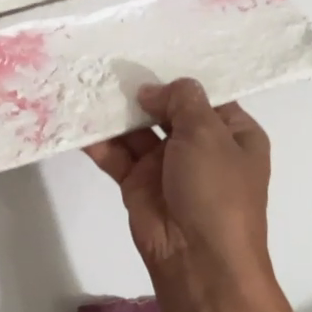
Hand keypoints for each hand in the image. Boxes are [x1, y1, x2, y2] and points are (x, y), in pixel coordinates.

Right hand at [85, 79, 272, 292]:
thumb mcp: (208, 134)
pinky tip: (78, 122)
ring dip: (116, 115)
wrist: (198, 257)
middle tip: (109, 66)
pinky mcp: (137, 185)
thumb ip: (182, 101)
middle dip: (141, 94)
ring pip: (137, 133)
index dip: (179, 81)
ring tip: (87, 87)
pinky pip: (116, 156)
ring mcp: (166, 167)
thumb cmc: (216, 190)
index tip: (149, 55)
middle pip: (166, 113)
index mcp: (233, 135)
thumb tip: (152, 89)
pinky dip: (99, 142)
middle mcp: (200, 148)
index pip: (205, 98)